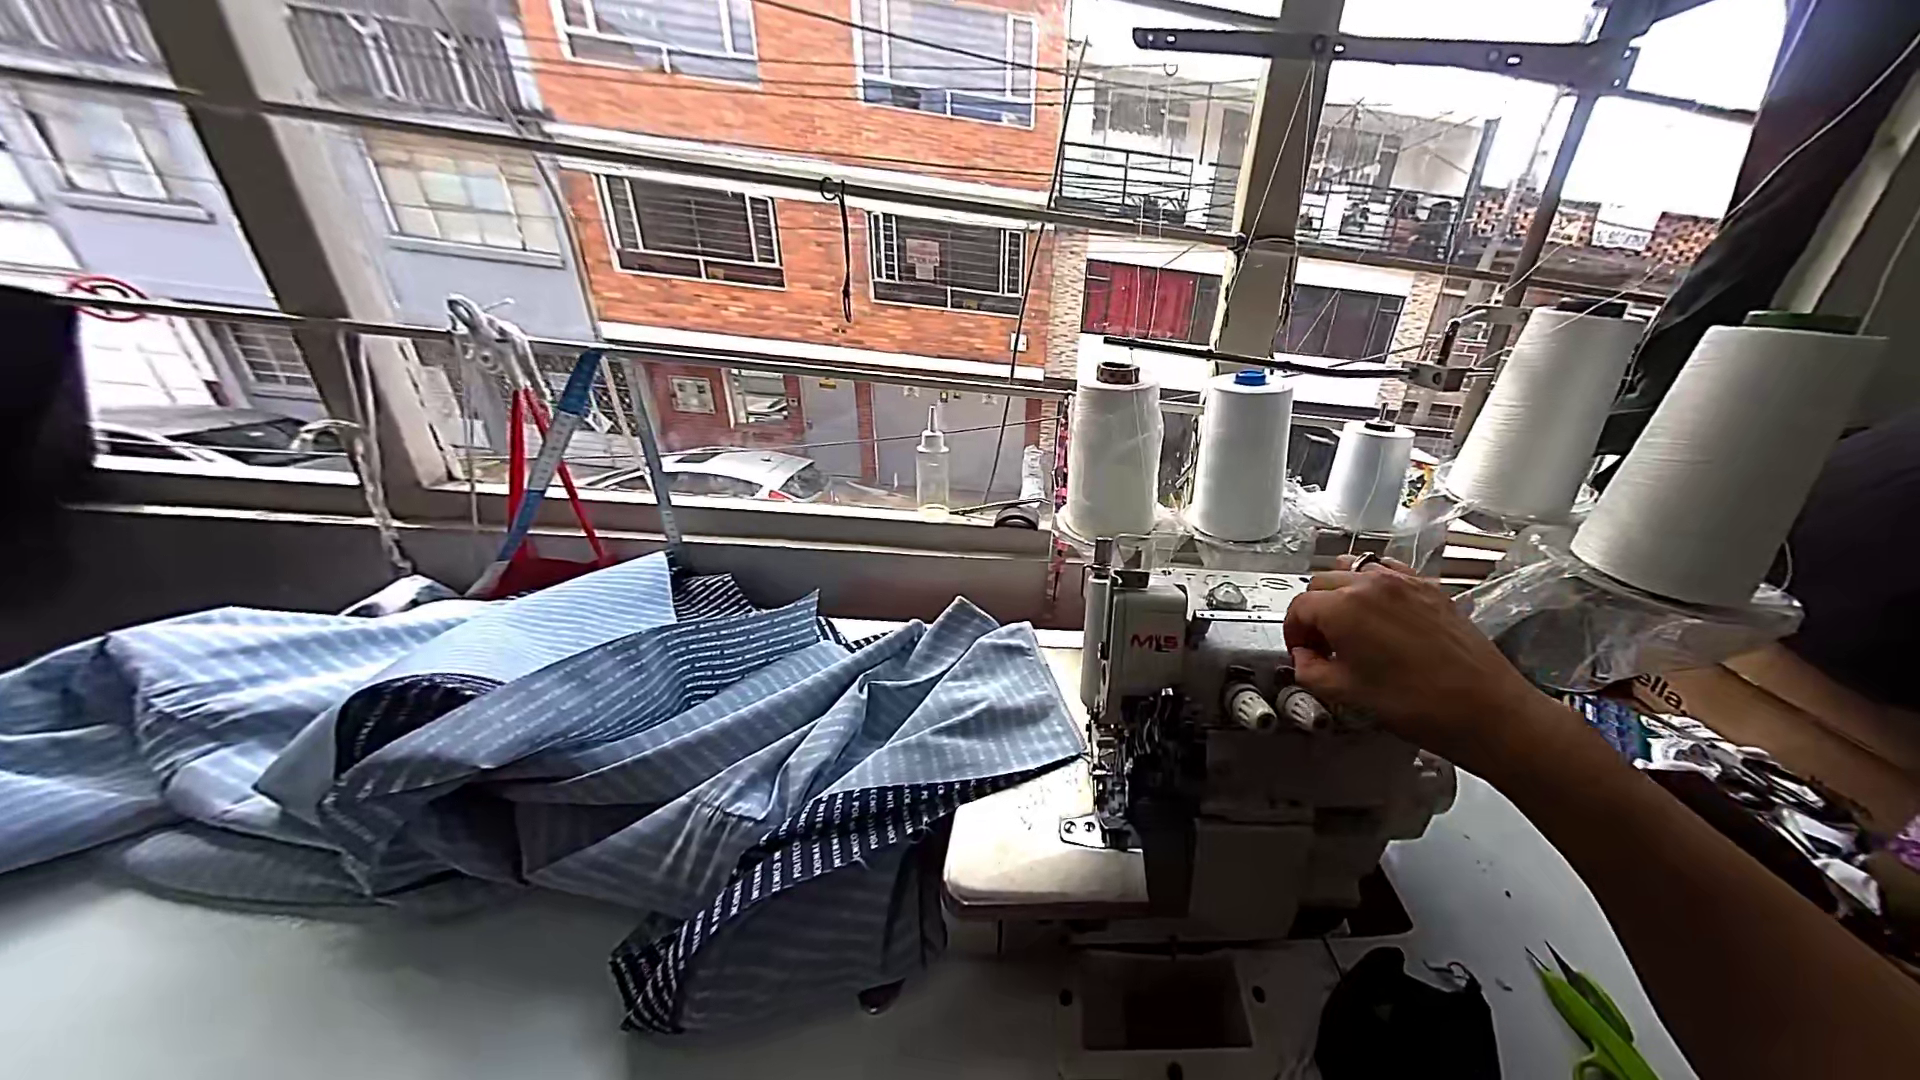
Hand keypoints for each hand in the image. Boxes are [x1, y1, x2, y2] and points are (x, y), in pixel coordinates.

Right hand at [1284, 555, 1551, 769]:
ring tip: (1347, 624)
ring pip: (1352, 570)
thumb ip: (1308, 670)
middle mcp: (1371, 585)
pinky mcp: (1430, 589)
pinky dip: (1373, 585)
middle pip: (1321, 583)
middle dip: (1313, 612)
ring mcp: (1403, 583)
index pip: (1298, 606)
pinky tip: (1378, 611)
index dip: (1293, 631)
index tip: (1300, 650)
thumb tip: (1304, 658)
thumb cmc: (1419, 703)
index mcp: (1343, 608)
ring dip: (1340, 593)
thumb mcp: (1344, 693)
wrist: (1487, 712)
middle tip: (1320, 643)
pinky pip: (1388, 571)